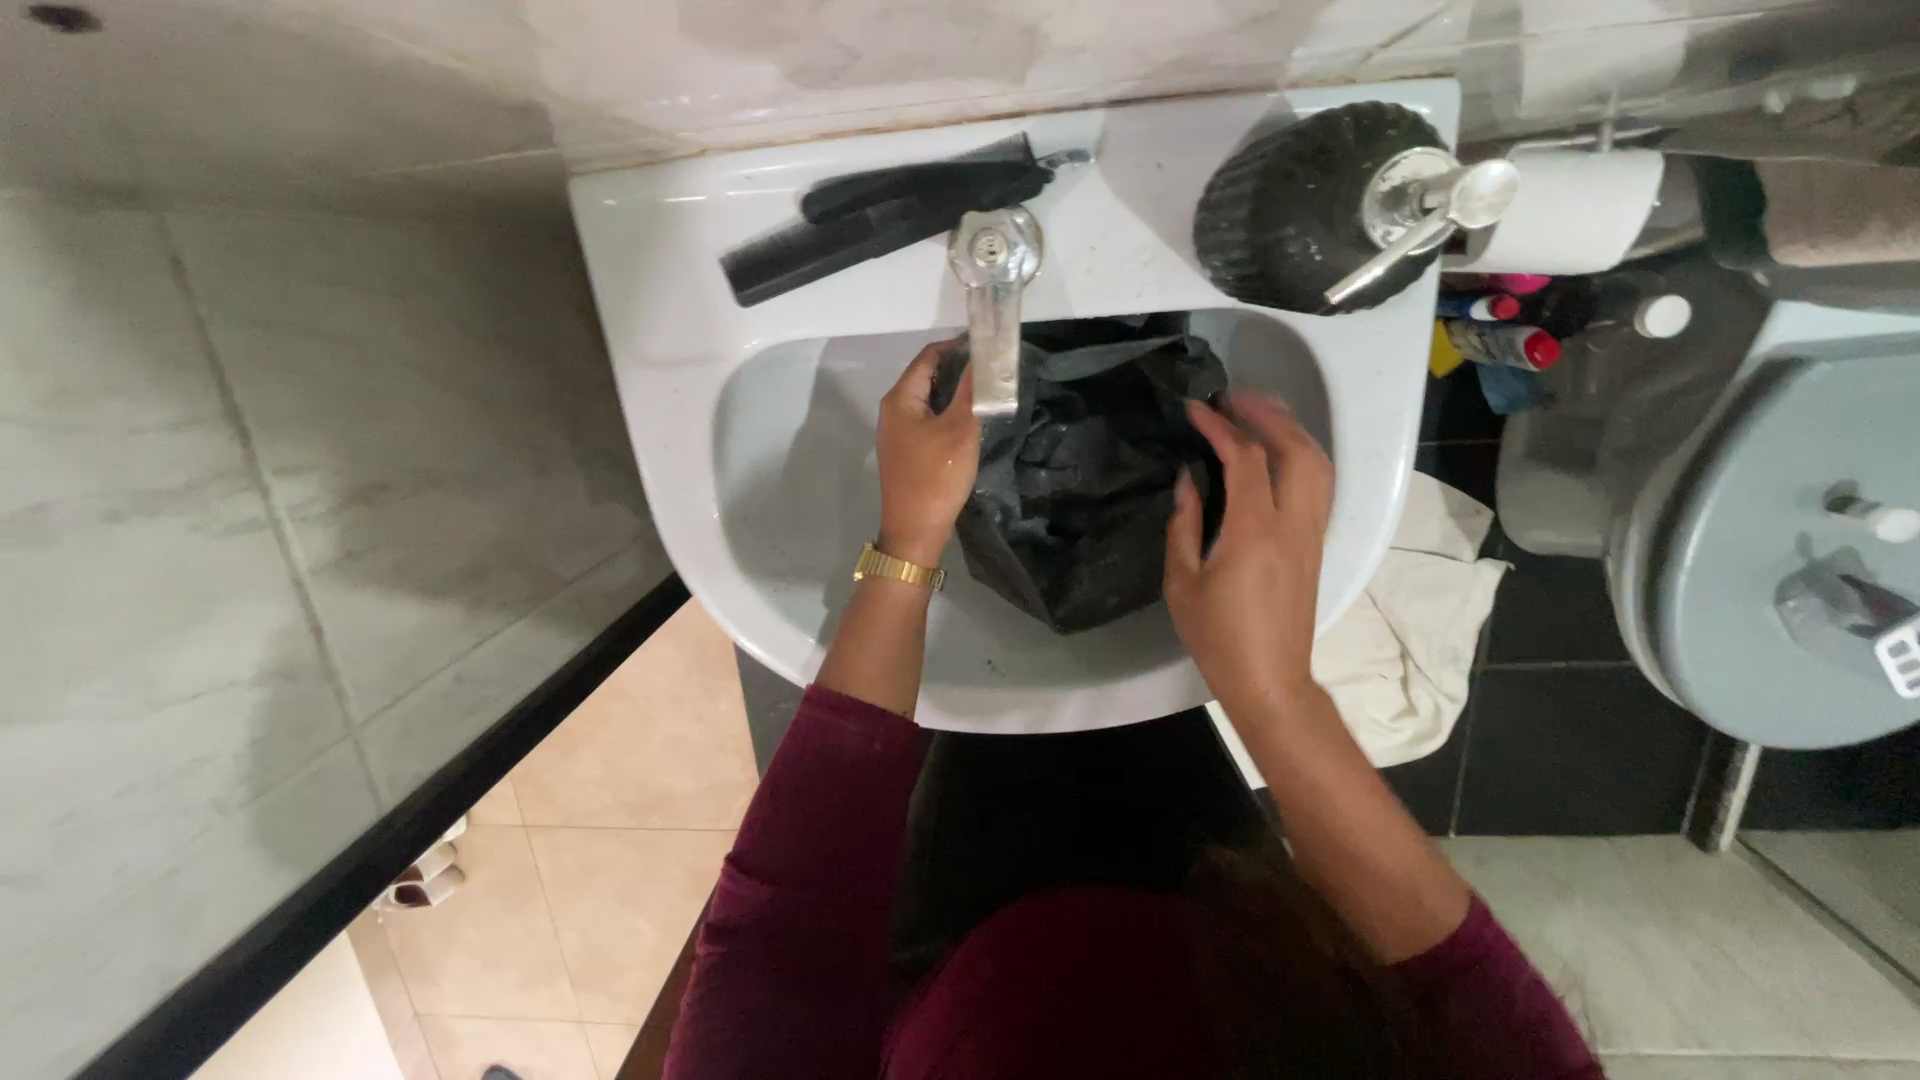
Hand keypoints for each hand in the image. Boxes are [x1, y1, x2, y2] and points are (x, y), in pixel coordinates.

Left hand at [874, 340, 979, 566]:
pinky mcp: (905, 452)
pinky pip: (926, 421)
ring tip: (985, 393)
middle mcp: (892, 411)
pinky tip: (968, 422)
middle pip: (925, 377)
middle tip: (991, 371)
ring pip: (927, 401)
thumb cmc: (936, 476)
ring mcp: (896, 433)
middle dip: (957, 370)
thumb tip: (983, 360)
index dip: (956, 347)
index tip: (986, 346)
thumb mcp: (960, 430)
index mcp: (900, 399)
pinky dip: (946, 414)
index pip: (928, 357)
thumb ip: (972, 392)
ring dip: (953, 393)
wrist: (915, 530)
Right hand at [1164, 391, 1333, 710]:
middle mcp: (1293, 524)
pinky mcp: (1316, 544)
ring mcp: (1312, 533)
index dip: (1220, 427)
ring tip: (1259, 413)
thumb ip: (1184, 523)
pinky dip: (1302, 454)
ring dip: (1291, 429)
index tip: (1195, 408)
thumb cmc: (1217, 637)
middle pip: (1295, 449)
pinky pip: (1319, 484)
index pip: (1245, 459)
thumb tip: (1188, 478)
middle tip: (1232, 397)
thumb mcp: (1182, 582)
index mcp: (1255, 531)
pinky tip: (1278, 451)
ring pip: (1318, 464)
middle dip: (1266, 413)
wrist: (1269, 679)